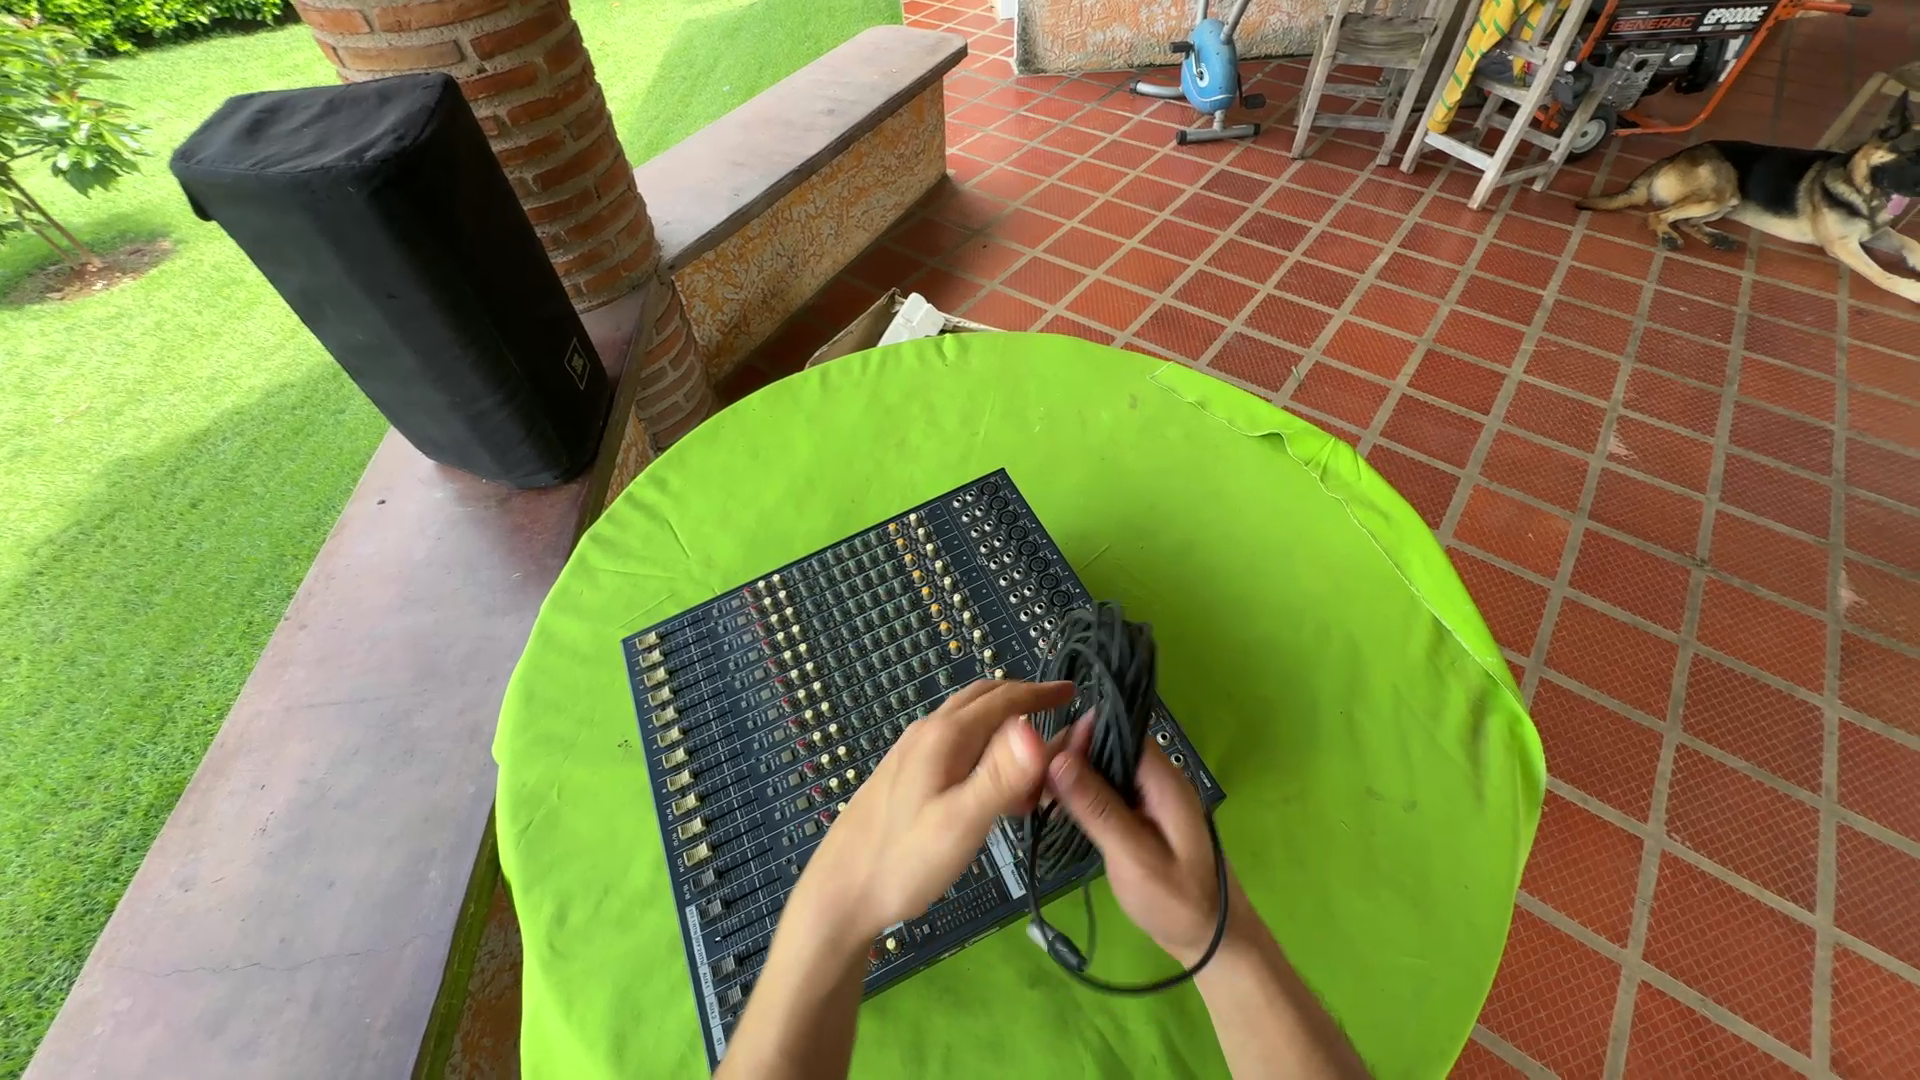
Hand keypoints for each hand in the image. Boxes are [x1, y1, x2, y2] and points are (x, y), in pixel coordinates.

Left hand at [790, 679, 1075, 945]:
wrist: (840, 891)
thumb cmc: (904, 861)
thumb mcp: (961, 823)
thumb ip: (1000, 777)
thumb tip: (1035, 729)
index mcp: (944, 736)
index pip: (1002, 699)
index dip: (1039, 693)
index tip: (1072, 692)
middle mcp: (927, 731)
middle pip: (982, 699)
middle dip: (1022, 700)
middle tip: (1058, 714)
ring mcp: (911, 749)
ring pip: (967, 720)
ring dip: (1002, 725)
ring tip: (1032, 759)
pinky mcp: (904, 771)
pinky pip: (954, 741)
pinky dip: (983, 745)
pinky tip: (989, 784)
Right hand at [1047, 717, 1229, 965]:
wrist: (1213, 942)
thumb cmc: (1178, 902)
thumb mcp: (1135, 857)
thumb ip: (1098, 807)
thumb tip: (1059, 757)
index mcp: (1163, 779)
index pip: (1118, 731)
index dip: (1079, 735)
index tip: (1040, 757)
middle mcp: (1155, 777)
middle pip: (1105, 744)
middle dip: (1067, 754)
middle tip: (1029, 782)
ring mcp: (1146, 795)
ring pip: (1099, 765)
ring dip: (1067, 773)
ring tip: (1031, 793)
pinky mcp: (1135, 813)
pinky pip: (1101, 788)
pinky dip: (1076, 792)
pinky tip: (1049, 805)